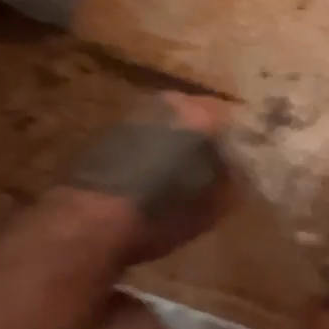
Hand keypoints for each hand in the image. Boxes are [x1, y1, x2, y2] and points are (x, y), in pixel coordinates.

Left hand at [65, 91, 233, 263]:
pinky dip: (147, 151)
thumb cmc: (161, 213)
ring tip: (177, 174)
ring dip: (173, 142)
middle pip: (197, 115)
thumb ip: (234, 183)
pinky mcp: (106, 134)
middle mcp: (168, 105)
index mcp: (200, 115)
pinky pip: (140, 136)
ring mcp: (133, 115)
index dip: (237, 141)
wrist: (88, 223)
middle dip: (205, 136)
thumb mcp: (212, 208)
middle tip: (209, 166)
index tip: (238, 162)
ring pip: (166, 123)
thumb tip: (240, 172)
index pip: (232, 118)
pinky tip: (147, 178)